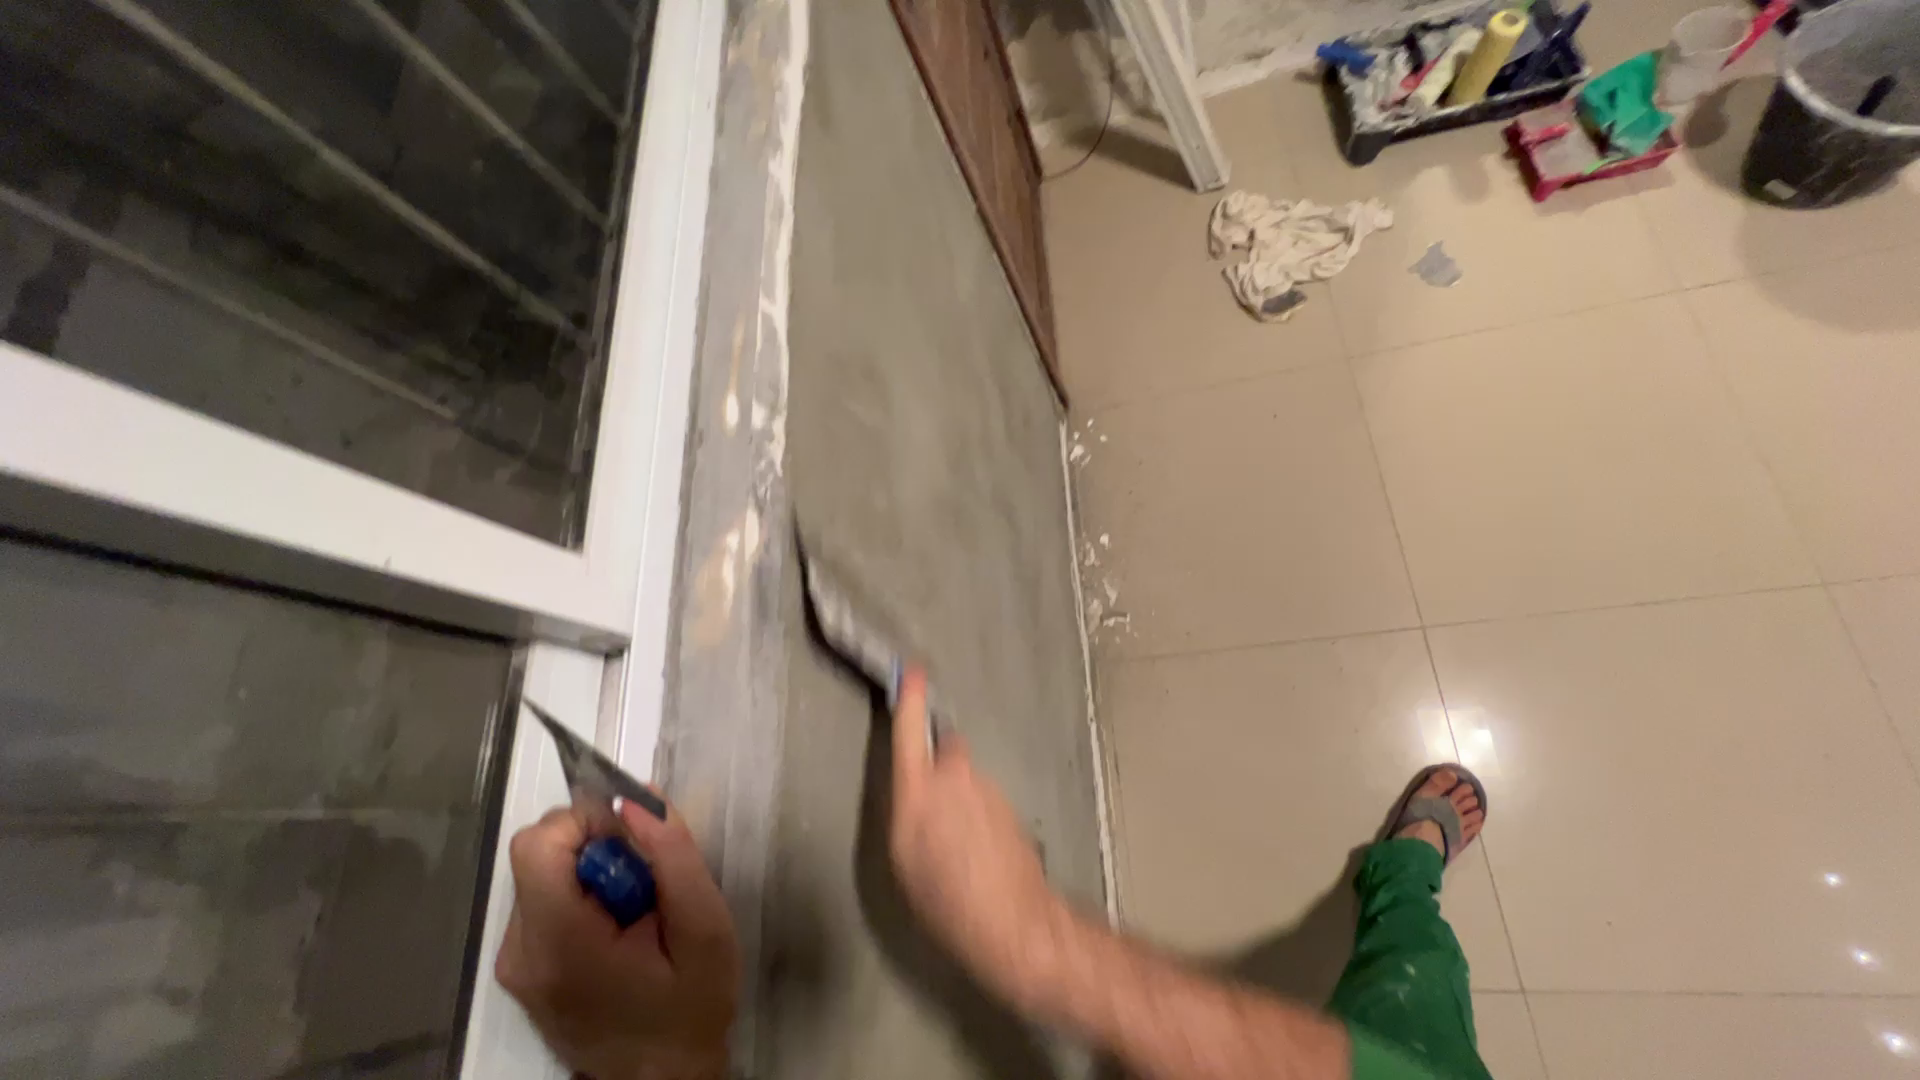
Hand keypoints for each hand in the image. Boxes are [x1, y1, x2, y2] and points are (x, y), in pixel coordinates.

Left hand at [496, 796, 737, 1079]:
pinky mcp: (523, 968)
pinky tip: (620, 924)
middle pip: (539, 854)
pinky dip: (582, 893)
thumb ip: (672, 857)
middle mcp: (521, 951)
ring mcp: (516, 963)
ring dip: (591, 869)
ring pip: (543, 872)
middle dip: (595, 844)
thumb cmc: (691, 1005)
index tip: (634, 837)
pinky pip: (544, 898)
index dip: (586, 820)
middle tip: (646, 877)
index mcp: (560, 942)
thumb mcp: (704, 927)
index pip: (538, 844)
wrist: (663, 1079)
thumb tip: (635, 798)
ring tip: (639, 907)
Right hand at [887, 668, 1068, 1009]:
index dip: (910, 698)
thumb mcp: (903, 859)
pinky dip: (977, 812)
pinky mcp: (1010, 805)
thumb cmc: (944, 899)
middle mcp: (955, 778)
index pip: (909, 731)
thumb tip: (914, 791)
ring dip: (959, 794)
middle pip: (945, 748)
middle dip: (937, 762)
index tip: (912, 668)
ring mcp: (988, 788)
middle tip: (930, 801)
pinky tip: (978, 850)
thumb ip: (907, 811)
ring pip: (967, 775)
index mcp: (919, 789)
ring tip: (955, 842)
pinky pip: (984, 796)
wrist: (1014, 920)